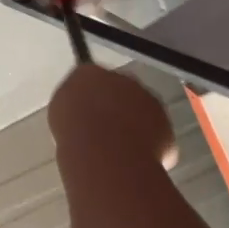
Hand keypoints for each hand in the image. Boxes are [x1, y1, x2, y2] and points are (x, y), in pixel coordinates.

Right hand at [48, 64, 178, 169]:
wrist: (108, 153)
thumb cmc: (74, 128)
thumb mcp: (60, 108)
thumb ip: (73, 100)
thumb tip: (80, 103)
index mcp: (90, 73)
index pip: (89, 76)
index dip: (87, 92)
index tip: (82, 108)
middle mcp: (124, 80)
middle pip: (120, 89)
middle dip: (113, 103)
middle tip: (99, 123)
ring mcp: (150, 103)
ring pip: (140, 110)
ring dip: (131, 122)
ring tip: (114, 143)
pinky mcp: (168, 127)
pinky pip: (154, 133)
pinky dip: (145, 142)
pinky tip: (129, 154)